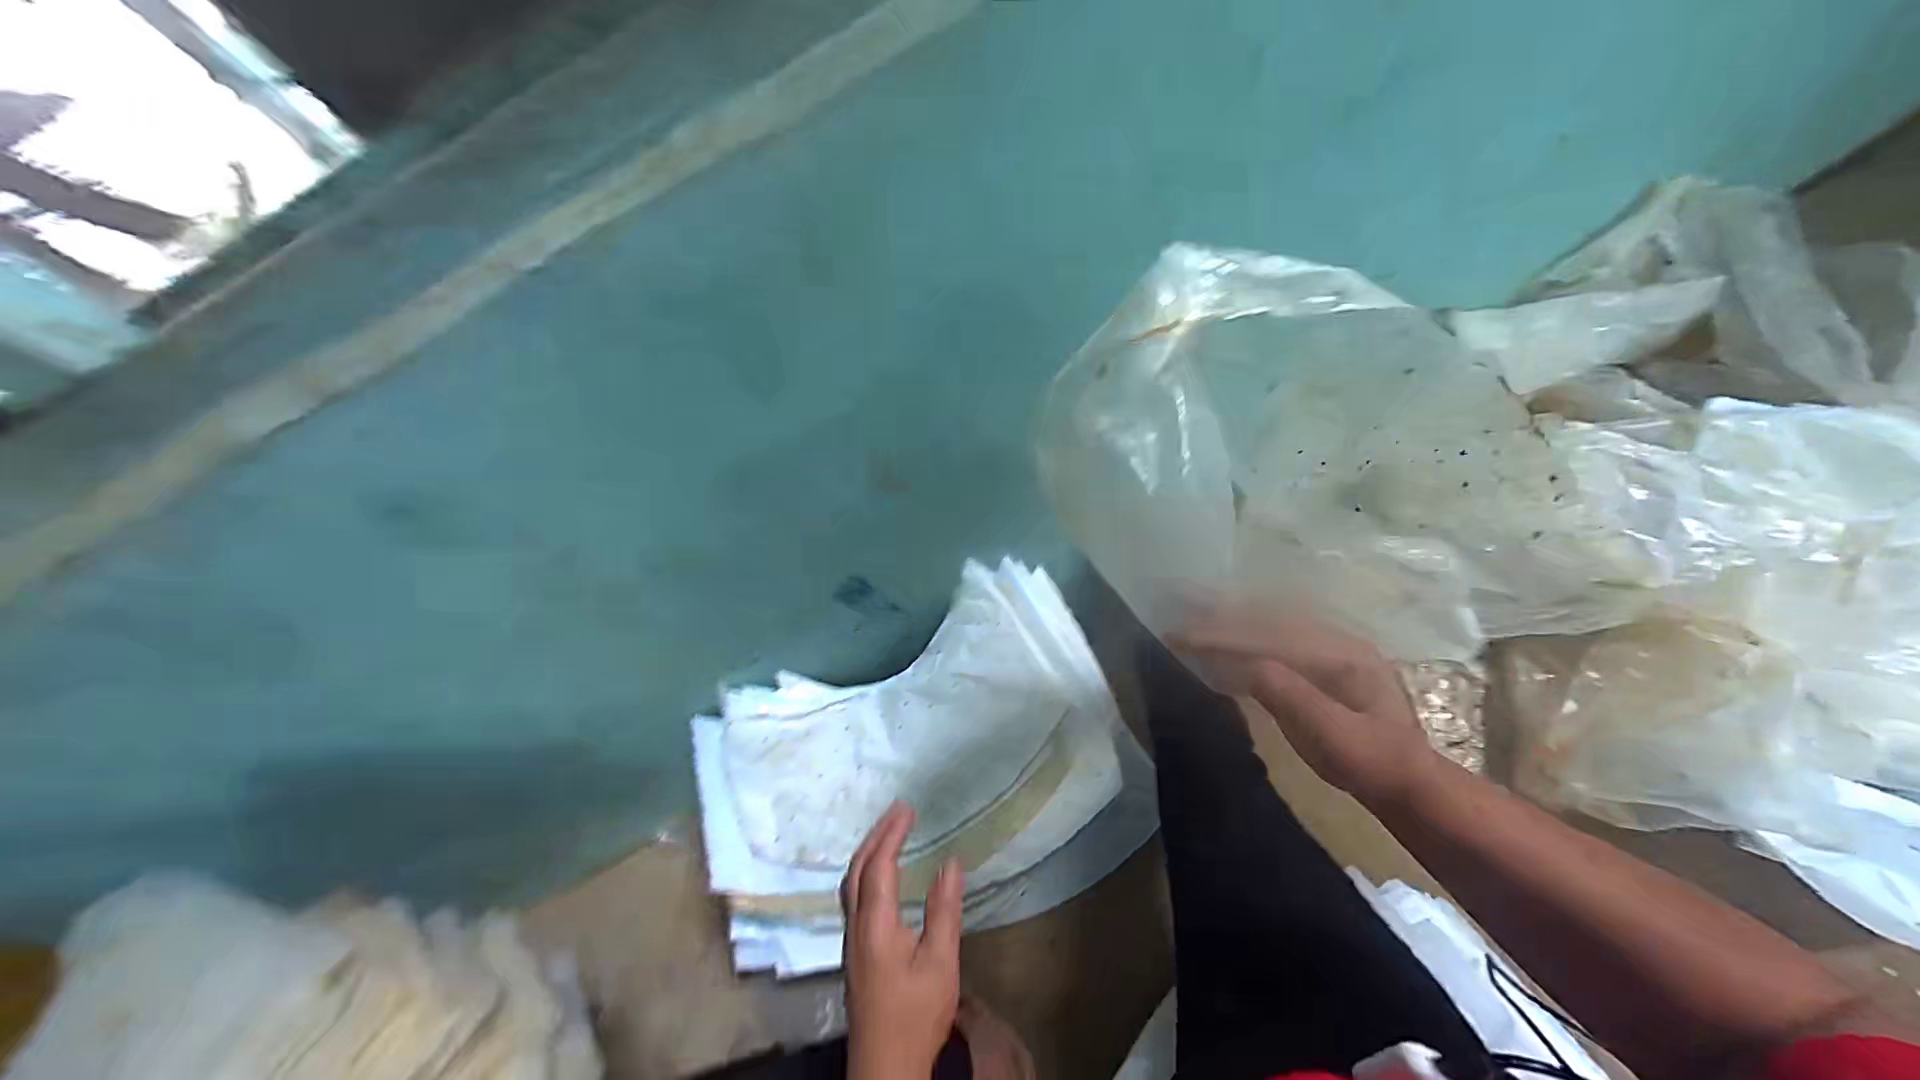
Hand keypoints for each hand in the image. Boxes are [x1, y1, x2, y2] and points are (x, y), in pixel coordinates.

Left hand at [840, 802, 963, 1079]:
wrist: (885, 1069)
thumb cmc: (916, 1016)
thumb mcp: (940, 964)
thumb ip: (944, 911)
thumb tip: (950, 863)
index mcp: (876, 925)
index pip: (880, 866)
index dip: (893, 834)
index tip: (908, 808)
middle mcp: (857, 926)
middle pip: (858, 869)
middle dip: (877, 835)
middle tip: (898, 810)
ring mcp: (852, 941)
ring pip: (851, 883)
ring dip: (868, 851)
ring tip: (889, 832)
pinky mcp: (855, 953)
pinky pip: (854, 896)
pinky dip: (867, 871)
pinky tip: (881, 875)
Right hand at [1169, 610, 1439, 805]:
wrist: (1408, 786)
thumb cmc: (1374, 764)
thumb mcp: (1337, 737)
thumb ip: (1293, 698)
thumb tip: (1250, 667)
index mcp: (1342, 653)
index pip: (1270, 636)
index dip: (1224, 635)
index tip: (1182, 636)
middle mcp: (1332, 641)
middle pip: (1266, 618)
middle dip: (1219, 611)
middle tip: (1176, 598)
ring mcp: (1324, 652)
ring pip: (1264, 626)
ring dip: (1223, 620)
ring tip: (1185, 610)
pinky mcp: (1313, 668)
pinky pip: (1267, 644)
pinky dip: (1235, 642)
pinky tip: (1213, 646)